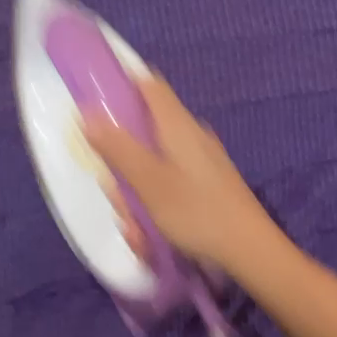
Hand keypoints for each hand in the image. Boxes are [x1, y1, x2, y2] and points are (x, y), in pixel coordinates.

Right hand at [84, 76, 285, 275]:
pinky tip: (153, 240)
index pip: (148, 84)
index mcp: (178, 125)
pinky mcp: (205, 188)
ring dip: (136, 202)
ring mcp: (200, 164)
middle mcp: (190, 137)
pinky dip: (155, 213)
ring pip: (150, 171)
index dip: (120, 86)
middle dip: (122, 171)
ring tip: (140, 233)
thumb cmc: (197, 212)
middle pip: (142, 136)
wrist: (250, 251)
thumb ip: (117, 147)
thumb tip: (87, 111)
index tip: (95, 106)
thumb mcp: (149, 182)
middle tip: (121, 201)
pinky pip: (167, 192)